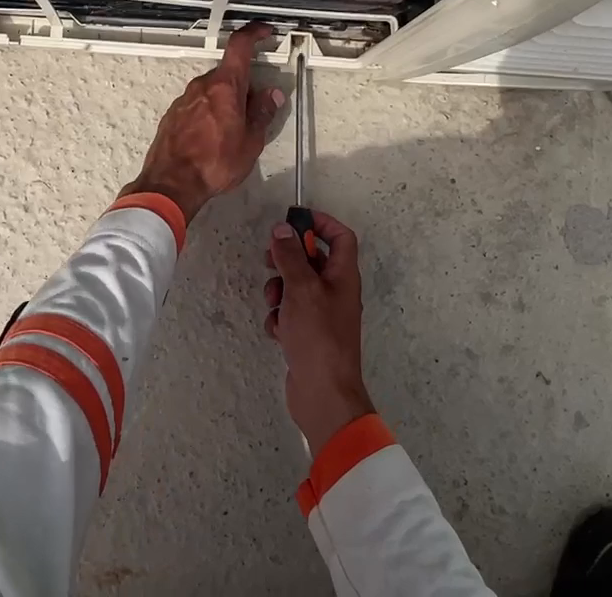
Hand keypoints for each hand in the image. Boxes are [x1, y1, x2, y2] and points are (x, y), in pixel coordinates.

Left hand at [120, 21, 283, 223]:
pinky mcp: (173, 115)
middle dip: (245, 87)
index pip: (240, 46)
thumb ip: (262, 114)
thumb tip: (270, 97)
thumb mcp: (251, 142)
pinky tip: (213, 138)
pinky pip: (198, 105)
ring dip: (226, 103)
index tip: (264, 32)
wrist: (171, 183)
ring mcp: (185, 99)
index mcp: (225, 86)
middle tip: (255, 112)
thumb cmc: (212, 164)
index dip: (254, 33)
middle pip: (228, 74)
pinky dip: (210, 113)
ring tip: (234, 133)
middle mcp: (202, 86)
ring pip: (212, 90)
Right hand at [263, 212, 374, 448]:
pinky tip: (278, 330)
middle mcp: (336, 292)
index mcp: (343, 276)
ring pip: (297, 287)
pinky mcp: (308, 334)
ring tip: (274, 303)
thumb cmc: (318, 336)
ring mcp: (322, 315)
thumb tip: (282, 228)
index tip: (294, 219)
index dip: (321, 223)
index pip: (341, 237)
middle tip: (268, 259)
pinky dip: (281, 318)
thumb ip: (290, 256)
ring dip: (279, 290)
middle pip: (312, 260)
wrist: (323, 393)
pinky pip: (291, 314)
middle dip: (288, 258)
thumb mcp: (301, 288)